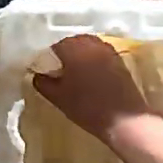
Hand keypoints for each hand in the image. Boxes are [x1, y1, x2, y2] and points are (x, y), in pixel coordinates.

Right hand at [31, 35, 154, 143]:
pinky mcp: (120, 62)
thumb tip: (37, 75)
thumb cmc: (86, 106)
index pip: (54, 45)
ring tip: (74, 72)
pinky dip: (92, 60)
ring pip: (88, 46)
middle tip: (58, 69)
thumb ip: (42, 83)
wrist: (125, 120)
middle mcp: (92, 44)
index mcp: (73, 49)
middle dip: (64, 52)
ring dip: (79, 54)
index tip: (44, 70)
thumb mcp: (57, 97)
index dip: (47, 57)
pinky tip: (89, 76)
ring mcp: (108, 52)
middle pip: (73, 41)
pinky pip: (100, 54)